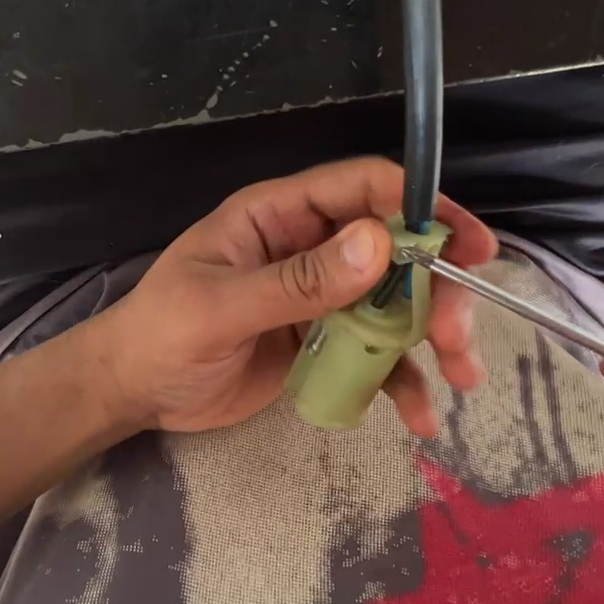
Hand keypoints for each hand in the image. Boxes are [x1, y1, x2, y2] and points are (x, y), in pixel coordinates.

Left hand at [85, 157, 497, 434]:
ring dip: (432, 337)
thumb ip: (297, 281)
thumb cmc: (161, 333)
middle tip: (457, 337)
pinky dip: (401, 379)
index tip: (469, 246)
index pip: (359, 188)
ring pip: (392, 303)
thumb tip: (379, 243)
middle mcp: (305, 247)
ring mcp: (316, 297)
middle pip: (391, 250)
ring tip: (462, 380)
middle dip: (433, 288)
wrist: (134, 391)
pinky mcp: (319, 342)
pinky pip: (373, 353)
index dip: (419, 205)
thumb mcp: (221, 306)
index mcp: (276, 216)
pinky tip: (418, 415)